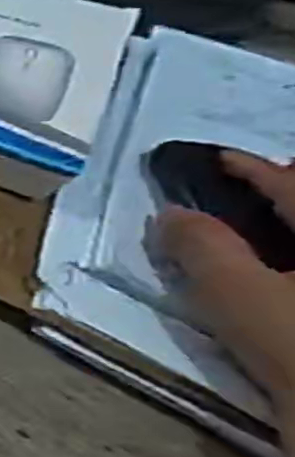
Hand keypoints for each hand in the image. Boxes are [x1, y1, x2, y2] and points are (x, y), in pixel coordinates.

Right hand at [155, 150, 294, 415]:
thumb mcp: (243, 298)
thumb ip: (203, 249)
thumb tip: (173, 215)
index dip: (253, 169)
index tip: (216, 158)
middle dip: (286, 193)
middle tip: (255, 185)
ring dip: (291, 229)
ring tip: (272, 223)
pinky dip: (291, 262)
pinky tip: (280, 270)